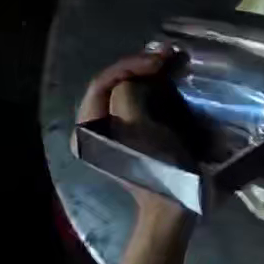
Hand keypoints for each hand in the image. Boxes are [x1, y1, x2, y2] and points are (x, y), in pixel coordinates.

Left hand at [75, 47, 192, 221]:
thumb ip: (126, 94)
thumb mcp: (136, 126)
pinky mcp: (132, 138)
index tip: (159, 60)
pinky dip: (153, 89)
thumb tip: (135, 82)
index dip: (130, 65)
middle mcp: (94, 129)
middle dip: (139, 67)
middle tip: (168, 56)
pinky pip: (138, 104)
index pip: (102, 82)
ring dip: (148, 76)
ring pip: (127, 92)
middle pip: (113, 85)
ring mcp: (113, 134)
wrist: (175, 207)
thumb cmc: (155, 167)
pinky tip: (169, 80)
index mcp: (88, 128)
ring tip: (171, 62)